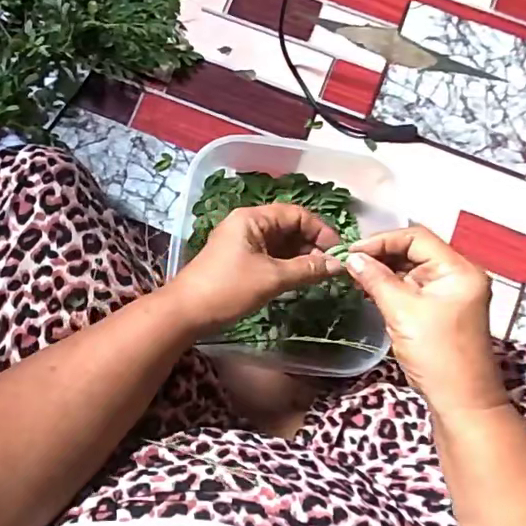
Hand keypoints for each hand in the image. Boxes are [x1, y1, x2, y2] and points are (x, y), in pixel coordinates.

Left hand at [163, 204, 343, 332]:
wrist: (186, 312)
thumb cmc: (228, 288)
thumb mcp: (271, 278)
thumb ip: (307, 269)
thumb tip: (338, 265)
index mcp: (251, 218)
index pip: (296, 214)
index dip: (320, 230)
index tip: (338, 252)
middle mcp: (246, 225)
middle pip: (289, 227)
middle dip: (312, 245)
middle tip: (333, 268)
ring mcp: (242, 243)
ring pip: (280, 244)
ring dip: (301, 257)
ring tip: (322, 275)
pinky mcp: (239, 261)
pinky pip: (270, 256)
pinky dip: (288, 265)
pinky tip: (302, 279)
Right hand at [341, 227, 505, 412]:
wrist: (461, 399)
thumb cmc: (437, 353)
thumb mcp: (402, 311)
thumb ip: (376, 279)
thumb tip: (351, 258)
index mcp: (459, 270)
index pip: (417, 237)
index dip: (382, 240)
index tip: (352, 251)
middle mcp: (457, 275)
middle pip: (414, 250)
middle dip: (380, 254)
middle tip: (349, 262)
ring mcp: (449, 292)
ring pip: (410, 268)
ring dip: (382, 269)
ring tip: (354, 274)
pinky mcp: (439, 308)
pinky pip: (410, 286)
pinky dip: (389, 285)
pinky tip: (368, 288)